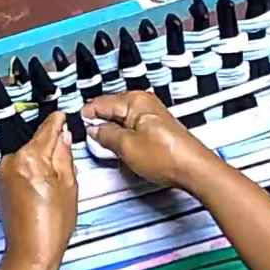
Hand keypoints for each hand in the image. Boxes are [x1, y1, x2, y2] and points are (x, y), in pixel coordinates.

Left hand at [0, 112, 77, 269]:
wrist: (31, 253)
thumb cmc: (51, 226)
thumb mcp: (69, 186)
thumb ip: (65, 155)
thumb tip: (63, 137)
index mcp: (31, 157)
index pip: (47, 130)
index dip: (57, 121)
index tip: (61, 115)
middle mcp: (12, 161)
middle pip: (37, 144)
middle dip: (51, 150)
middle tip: (65, 168)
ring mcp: (3, 173)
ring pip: (27, 157)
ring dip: (39, 163)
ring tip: (53, 187)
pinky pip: (18, 169)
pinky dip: (29, 173)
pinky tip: (40, 191)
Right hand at [83, 91, 221, 189]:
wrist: (194, 168)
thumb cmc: (164, 156)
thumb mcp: (127, 147)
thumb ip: (106, 135)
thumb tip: (93, 129)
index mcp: (134, 100)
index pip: (101, 103)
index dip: (87, 114)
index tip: (76, 124)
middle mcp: (143, 101)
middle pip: (112, 107)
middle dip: (98, 120)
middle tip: (85, 135)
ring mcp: (151, 112)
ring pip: (121, 116)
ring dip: (110, 127)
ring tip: (100, 141)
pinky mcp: (156, 124)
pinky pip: (131, 123)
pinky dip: (122, 131)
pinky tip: (119, 142)